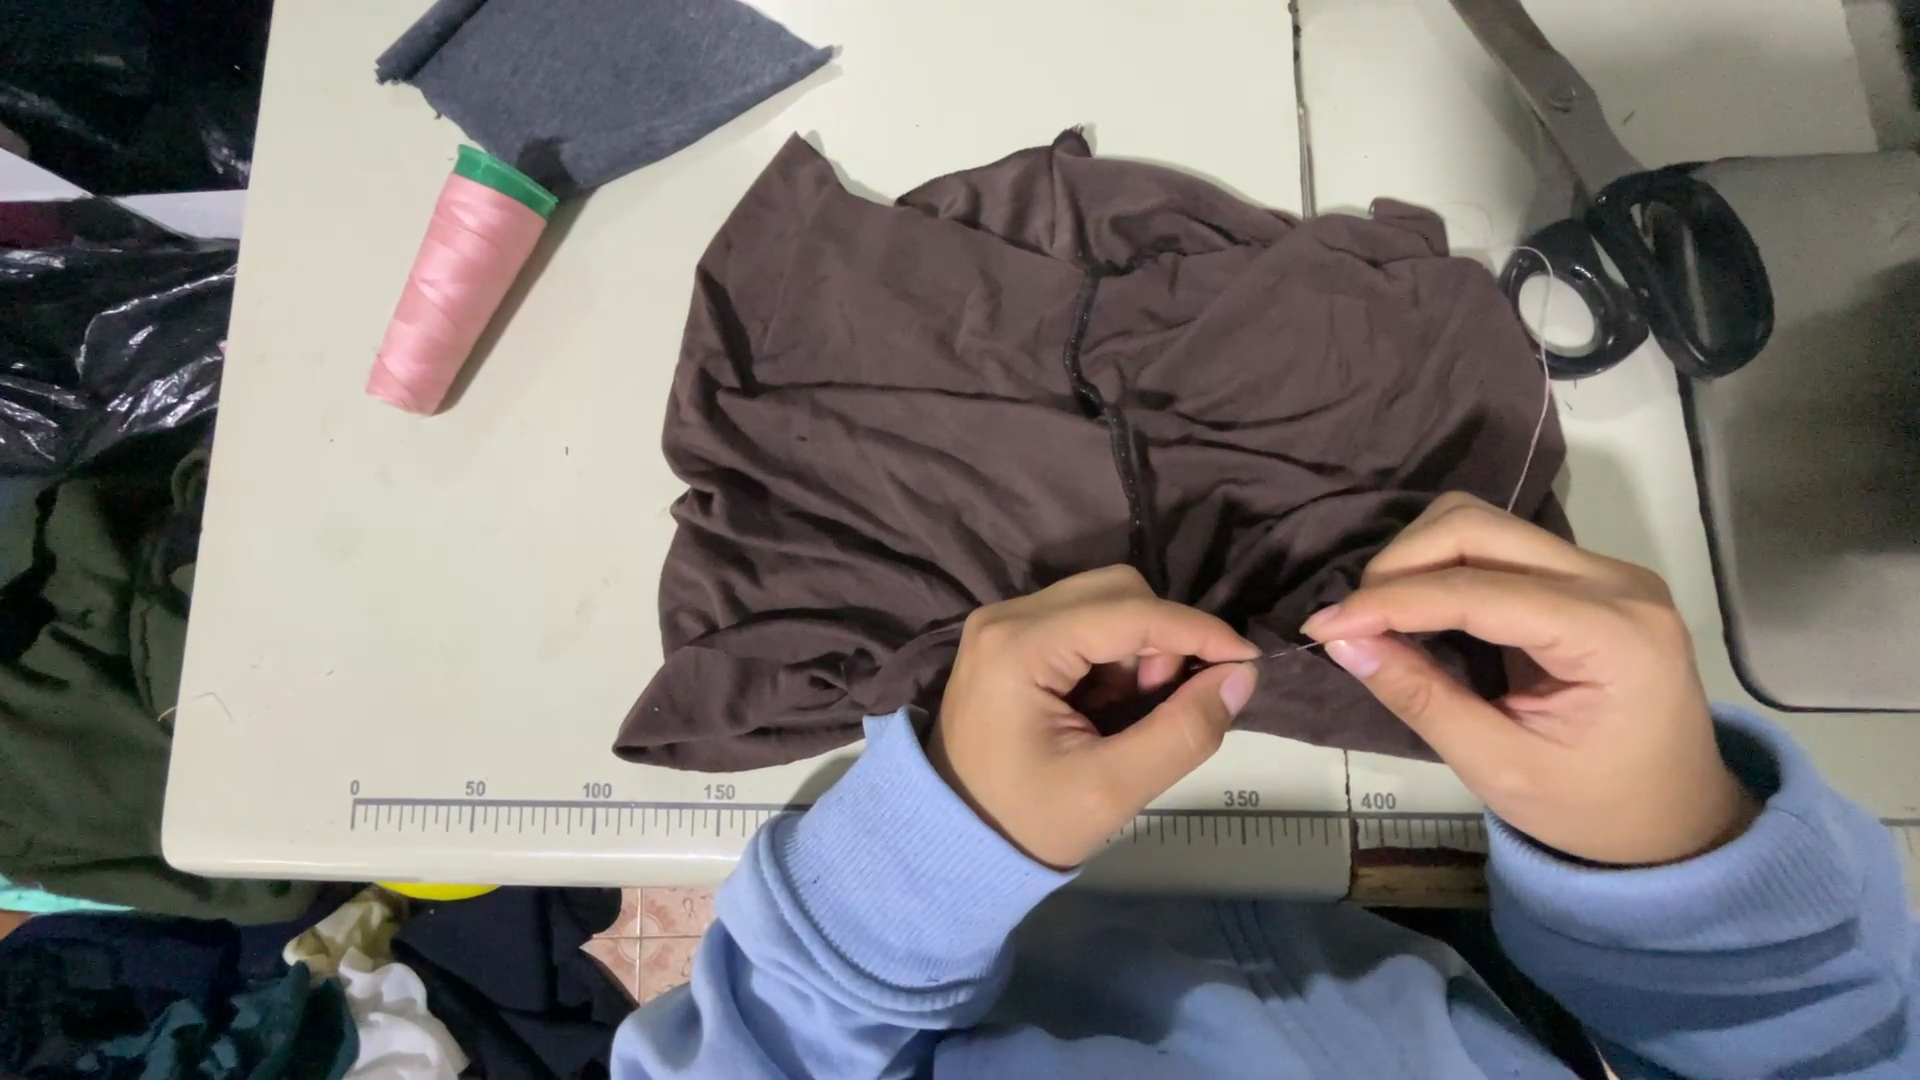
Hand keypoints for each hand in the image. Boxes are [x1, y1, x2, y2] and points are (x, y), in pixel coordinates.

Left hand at [929, 566, 1259, 868]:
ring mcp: (1003, 621)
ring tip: (1128, 709)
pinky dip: (1112, 652)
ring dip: (1139, 646)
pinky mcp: (1009, 634)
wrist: (954, 833)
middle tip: (1161, 701)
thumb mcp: (1111, 789)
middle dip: (1160, 639)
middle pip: (1116, 590)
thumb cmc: (1026, 820)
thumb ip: (1182, 732)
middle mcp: (1006, 616)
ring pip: (1103, 600)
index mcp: (1019, 647)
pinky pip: (1082, 618)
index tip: (1248, 660)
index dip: (1196, 630)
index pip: (1128, 611)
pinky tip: (1103, 702)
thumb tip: (1240, 676)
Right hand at [1301, 493, 1757, 866]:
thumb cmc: (1591, 807)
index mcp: (1612, 637)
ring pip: (1475, 523)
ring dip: (1412, 559)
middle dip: (1396, 566)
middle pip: (1473, 527)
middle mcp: (1613, 583)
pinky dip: (1433, 567)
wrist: (1675, 821)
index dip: (1387, 603)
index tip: (1321, 628)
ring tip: (1382, 614)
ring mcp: (1599, 571)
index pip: (1474, 592)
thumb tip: (1342, 642)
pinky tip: (1413, 607)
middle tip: (1356, 621)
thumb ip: (1419, 697)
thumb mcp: (1497, 766)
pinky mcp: (1577, 575)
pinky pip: (1487, 543)